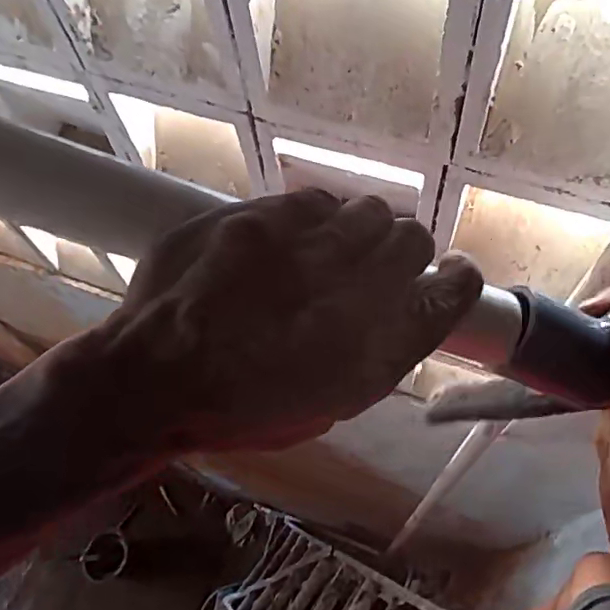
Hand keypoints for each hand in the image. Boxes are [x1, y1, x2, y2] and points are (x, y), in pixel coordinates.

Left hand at [92, 189, 483, 452]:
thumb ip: (377, 353)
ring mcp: (300, 244)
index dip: (456, 280)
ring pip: (364, 209)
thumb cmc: (242, 409)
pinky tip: (287, 241)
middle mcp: (349, 288)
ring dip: (355, 231)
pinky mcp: (256, 216)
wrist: (153, 378)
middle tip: (369, 270)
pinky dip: (311, 219)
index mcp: (373, 348)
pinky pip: (311, 200)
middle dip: (400, 253)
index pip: (451, 290)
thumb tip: (402, 312)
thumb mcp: (329, 403)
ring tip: (324, 253)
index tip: (446, 277)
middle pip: (412, 237)